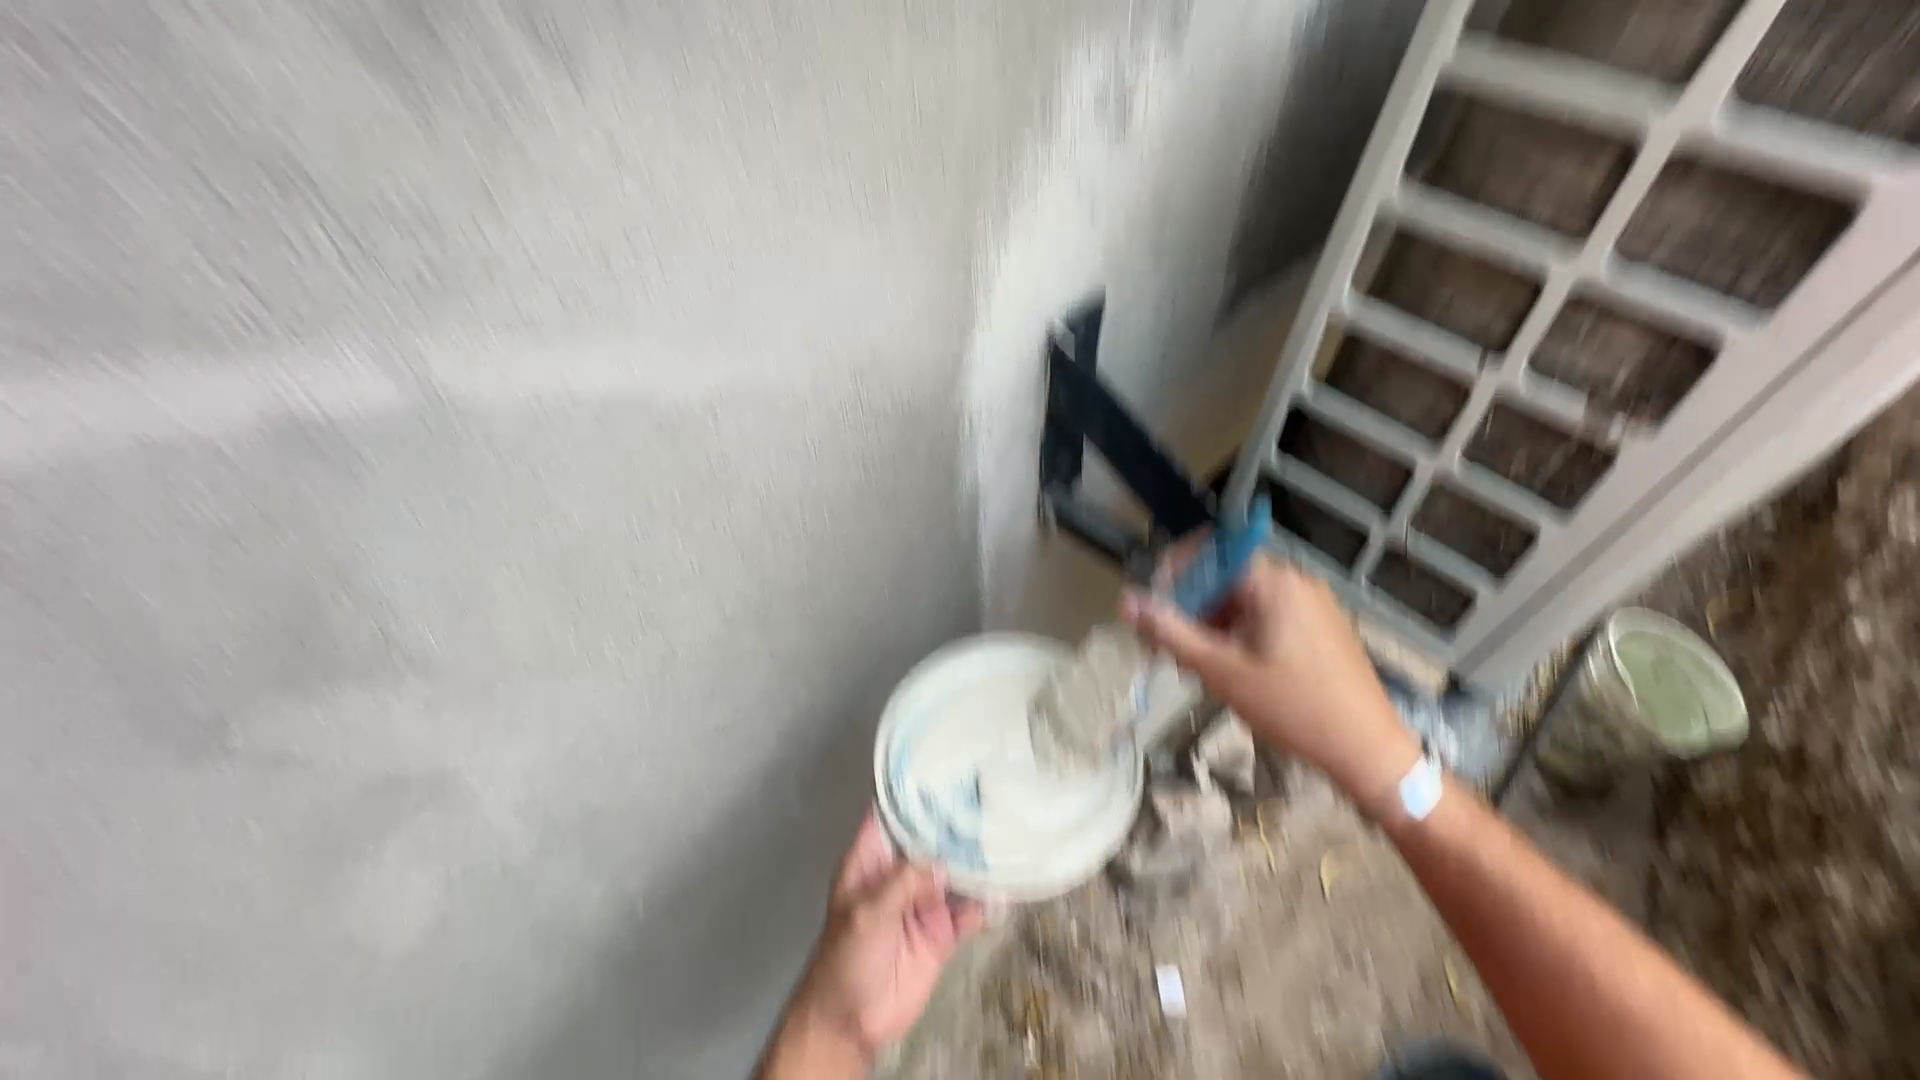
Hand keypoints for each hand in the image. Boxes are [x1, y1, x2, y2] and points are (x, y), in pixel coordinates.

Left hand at [759, 810, 983, 1077]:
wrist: (852, 1021)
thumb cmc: (845, 959)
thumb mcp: (867, 915)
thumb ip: (903, 884)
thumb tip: (944, 861)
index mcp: (873, 859)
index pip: (892, 814)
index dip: (914, 791)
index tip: (945, 766)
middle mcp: (901, 872)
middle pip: (932, 839)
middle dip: (957, 822)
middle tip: (993, 797)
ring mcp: (924, 901)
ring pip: (957, 871)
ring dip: (979, 860)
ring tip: (1009, 837)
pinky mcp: (943, 931)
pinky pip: (970, 909)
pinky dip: (988, 900)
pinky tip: (1007, 889)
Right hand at [1122, 552, 1420, 815]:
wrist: (1368, 750)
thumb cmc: (1293, 707)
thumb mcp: (1221, 671)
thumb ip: (1171, 632)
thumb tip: (1127, 601)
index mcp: (1274, 582)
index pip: (1212, 549)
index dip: (1175, 570)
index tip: (1154, 607)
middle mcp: (1295, 582)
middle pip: (1225, 576)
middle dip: (1189, 606)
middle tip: (1166, 649)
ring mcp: (1312, 605)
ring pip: (1244, 600)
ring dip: (1211, 624)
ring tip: (1194, 667)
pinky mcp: (1320, 628)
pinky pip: (1267, 616)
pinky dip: (1238, 634)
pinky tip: (1228, 671)